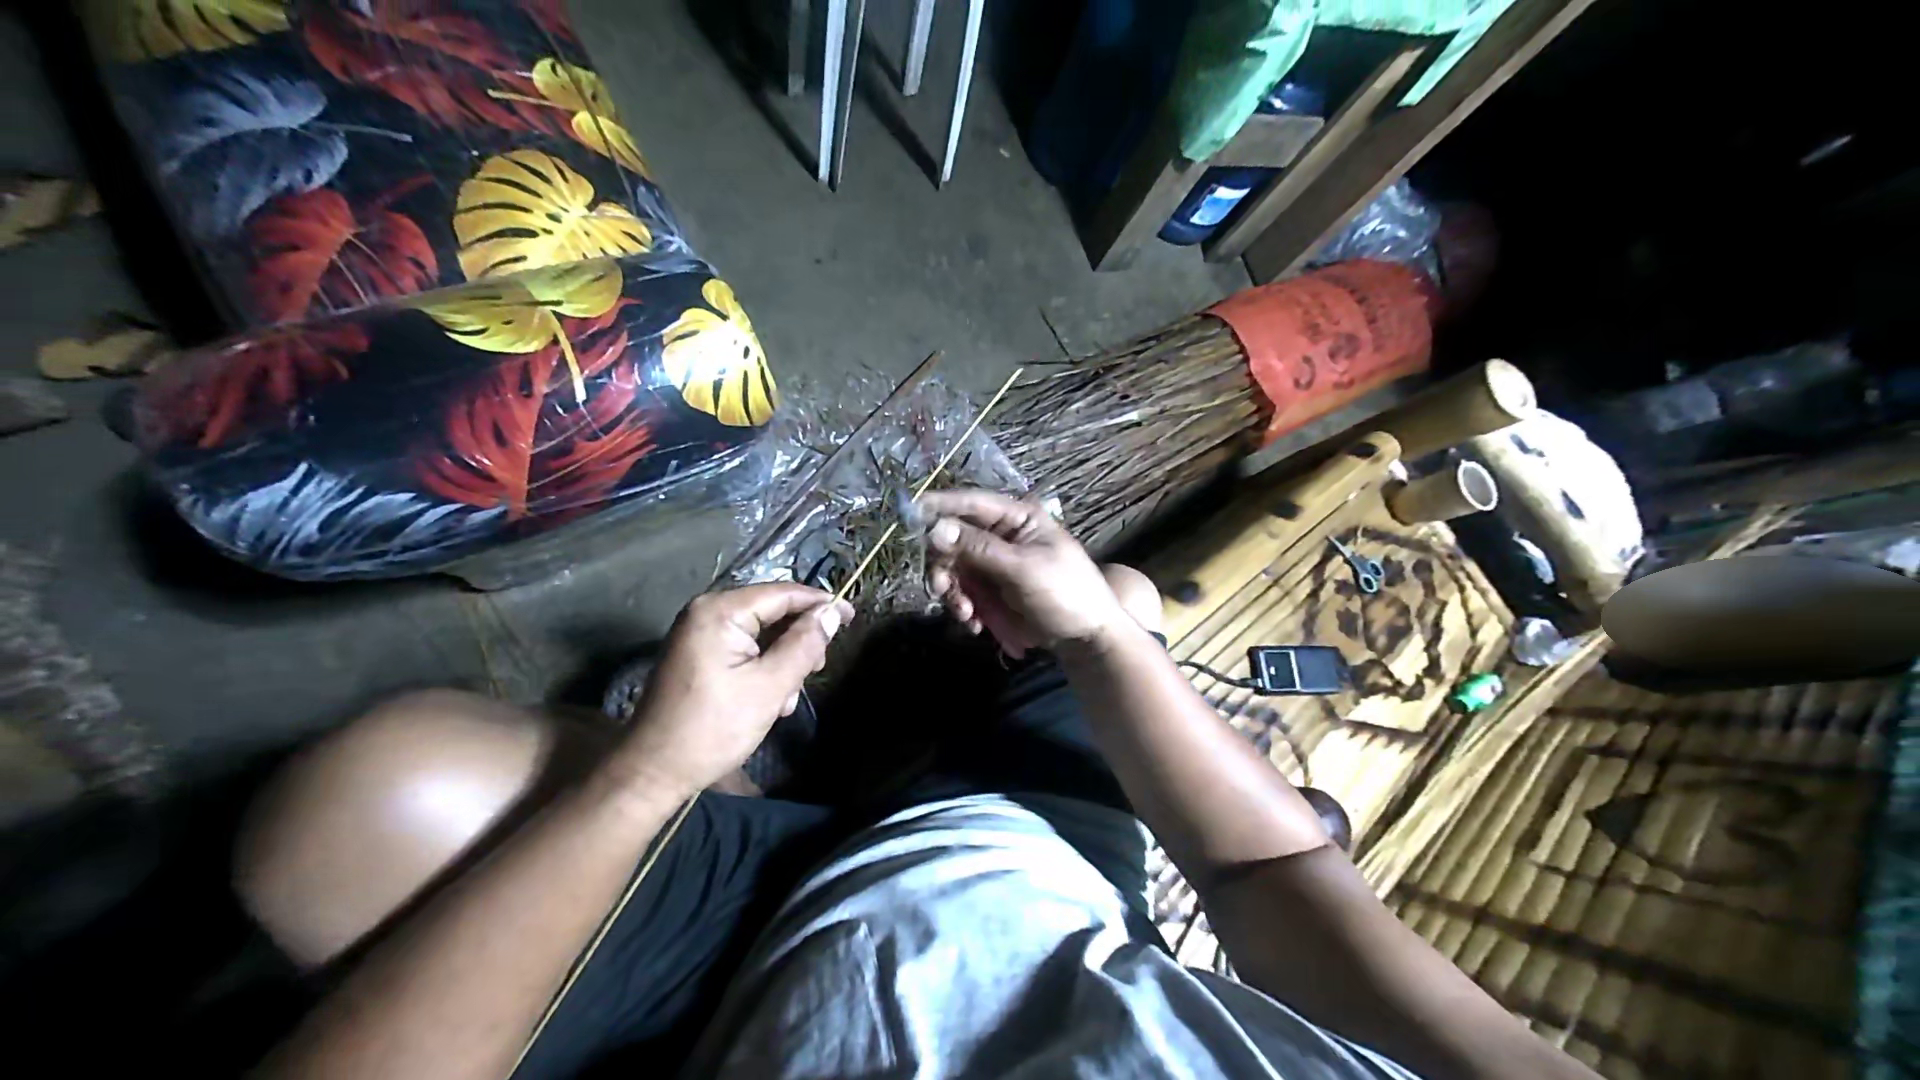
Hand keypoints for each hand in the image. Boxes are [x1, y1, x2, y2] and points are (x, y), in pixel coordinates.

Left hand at [613, 584, 852, 795]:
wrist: (653, 772)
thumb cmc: (713, 728)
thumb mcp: (770, 687)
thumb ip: (804, 644)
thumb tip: (832, 612)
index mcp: (719, 611)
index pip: (782, 593)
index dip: (820, 603)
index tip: (851, 616)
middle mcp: (706, 612)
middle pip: (772, 611)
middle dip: (798, 640)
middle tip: (816, 670)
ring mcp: (699, 632)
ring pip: (762, 632)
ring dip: (783, 660)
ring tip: (788, 697)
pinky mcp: (699, 654)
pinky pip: (744, 648)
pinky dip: (764, 667)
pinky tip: (771, 699)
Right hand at [920, 490, 1128, 657]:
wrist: (1087, 638)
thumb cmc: (1066, 592)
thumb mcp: (1023, 568)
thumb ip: (979, 548)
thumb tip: (936, 528)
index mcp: (1017, 518)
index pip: (971, 503)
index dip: (940, 506)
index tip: (910, 514)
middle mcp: (1001, 535)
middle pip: (954, 538)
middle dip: (945, 565)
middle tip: (943, 588)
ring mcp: (995, 563)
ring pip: (954, 568)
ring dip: (953, 592)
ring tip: (966, 614)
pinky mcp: (992, 590)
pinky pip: (964, 592)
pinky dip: (963, 608)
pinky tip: (975, 624)